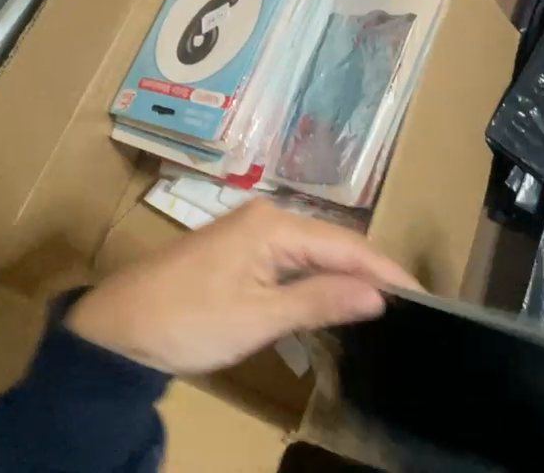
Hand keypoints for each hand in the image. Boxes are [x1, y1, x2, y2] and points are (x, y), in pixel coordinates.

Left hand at [66, 200, 419, 374]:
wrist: (120, 327)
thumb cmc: (189, 321)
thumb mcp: (258, 318)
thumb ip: (320, 301)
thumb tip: (379, 295)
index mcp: (274, 224)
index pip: (347, 244)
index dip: (386, 270)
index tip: (424, 297)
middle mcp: (267, 215)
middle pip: (333, 242)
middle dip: (370, 270)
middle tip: (410, 304)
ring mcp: (251, 229)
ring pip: (313, 249)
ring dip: (344, 274)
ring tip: (383, 303)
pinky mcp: (240, 247)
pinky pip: (292, 257)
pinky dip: (317, 277)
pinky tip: (334, 297)